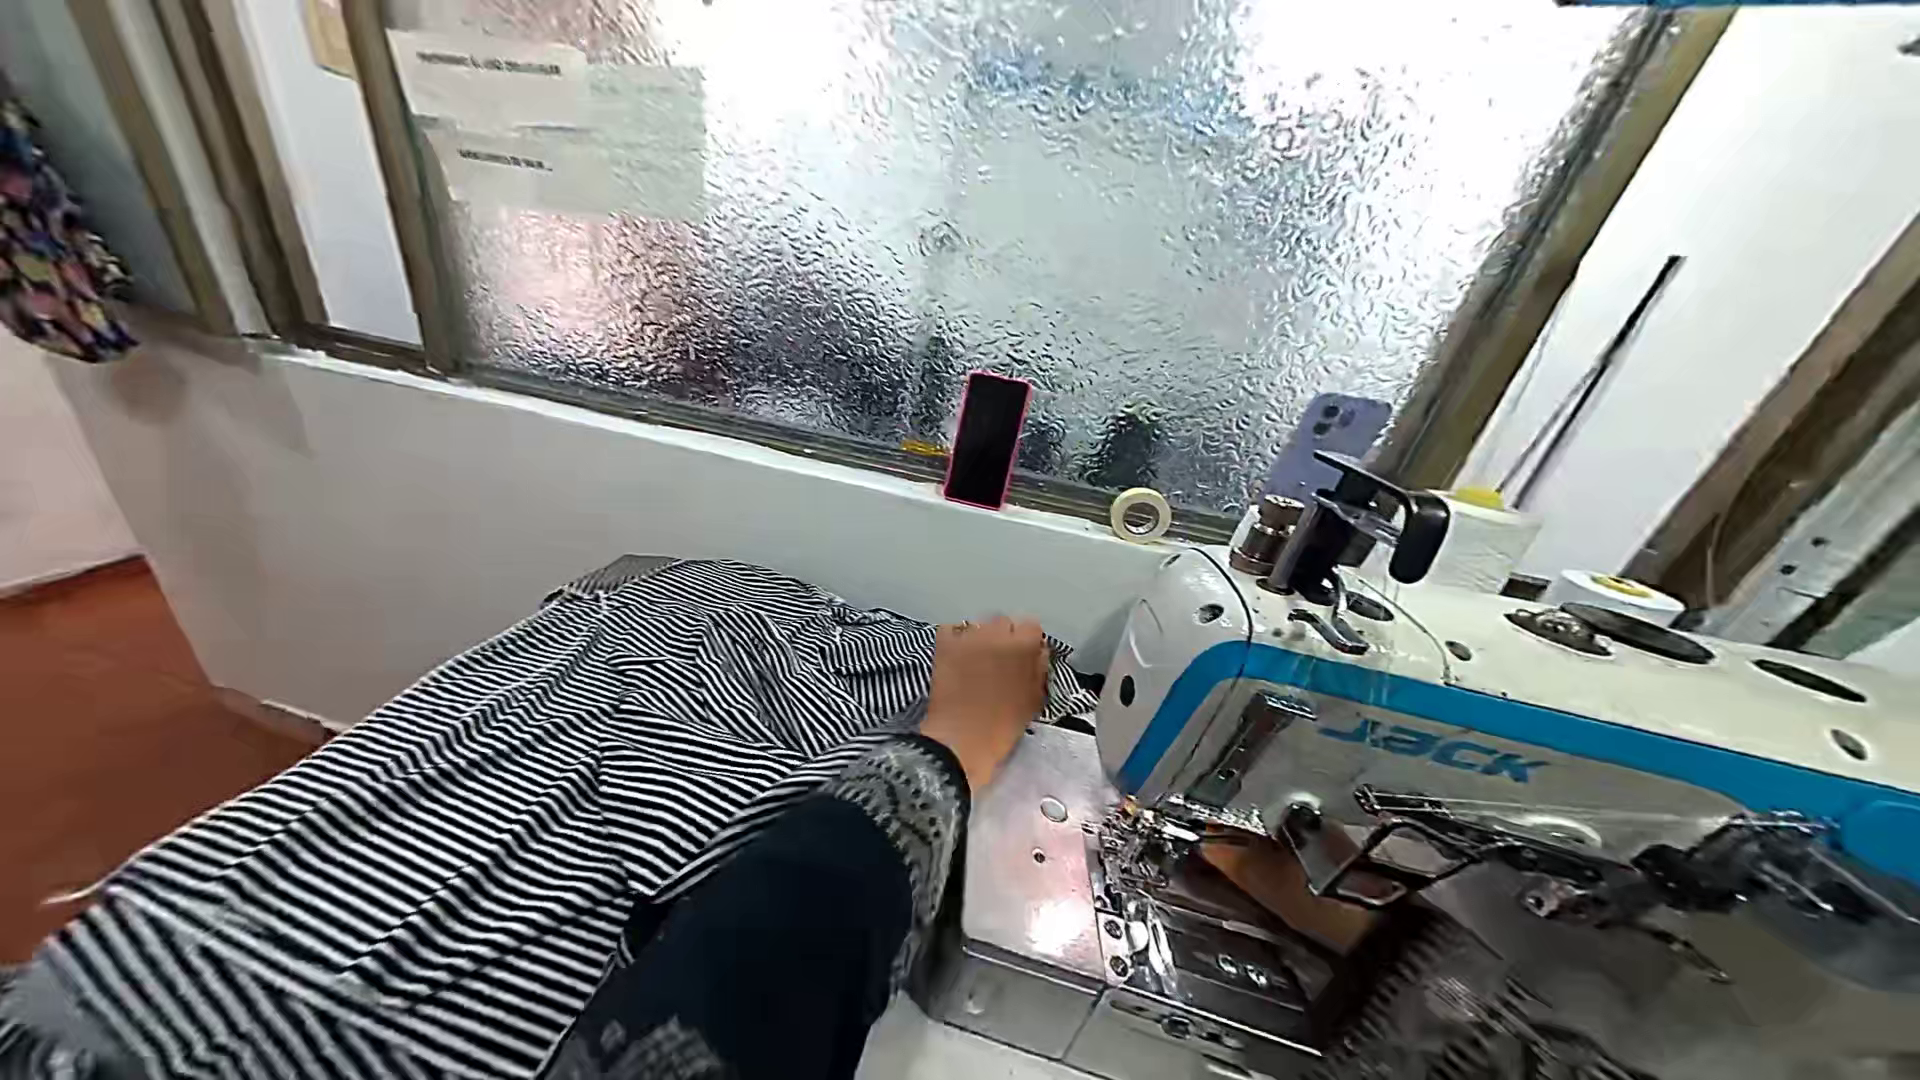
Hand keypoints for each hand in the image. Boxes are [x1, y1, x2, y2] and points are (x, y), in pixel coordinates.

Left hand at [921, 616, 1048, 790]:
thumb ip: (1039, 668)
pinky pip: (950, 629)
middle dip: (1003, 637)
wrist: (962, 740)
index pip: (1031, 626)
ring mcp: (968, 637)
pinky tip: (956, 656)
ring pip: (978, 625)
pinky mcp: (945, 644)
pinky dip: (954, 638)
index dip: (1028, 642)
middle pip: (1003, 622)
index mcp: (1023, 646)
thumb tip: (1038, 650)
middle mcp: (996, 634)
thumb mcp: (1034, 699)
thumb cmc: (1003, 725)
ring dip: (980, 637)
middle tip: (999, 660)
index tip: (1023, 656)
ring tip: (975, 660)